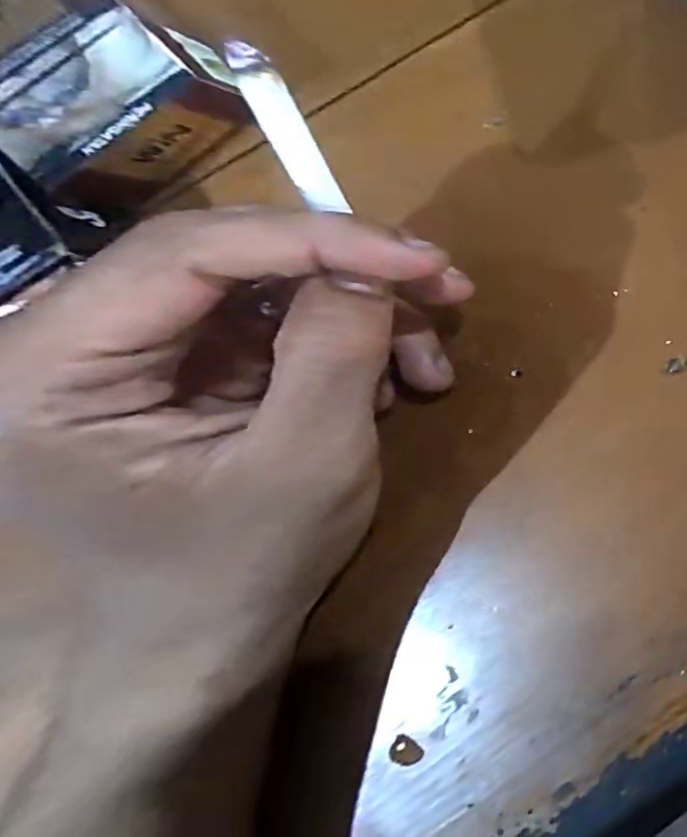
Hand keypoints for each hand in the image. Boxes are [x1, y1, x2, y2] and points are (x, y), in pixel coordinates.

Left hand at [0, 208, 471, 833]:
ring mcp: (144, 348)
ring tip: (431, 370)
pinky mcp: (198, 361)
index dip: (318, 239)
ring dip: (374, 312)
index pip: (189, 253)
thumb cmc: (244, 561)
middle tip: (449, 287)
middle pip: (234, 251)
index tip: (425, 260)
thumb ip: (335, 351)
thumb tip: (377, 267)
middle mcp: (78, 339)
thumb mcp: (309, 458)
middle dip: (356, 264)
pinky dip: (364, 338)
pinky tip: (400, 384)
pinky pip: (293, 316)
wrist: (211, 631)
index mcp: (54, 369)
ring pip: (277, 279)